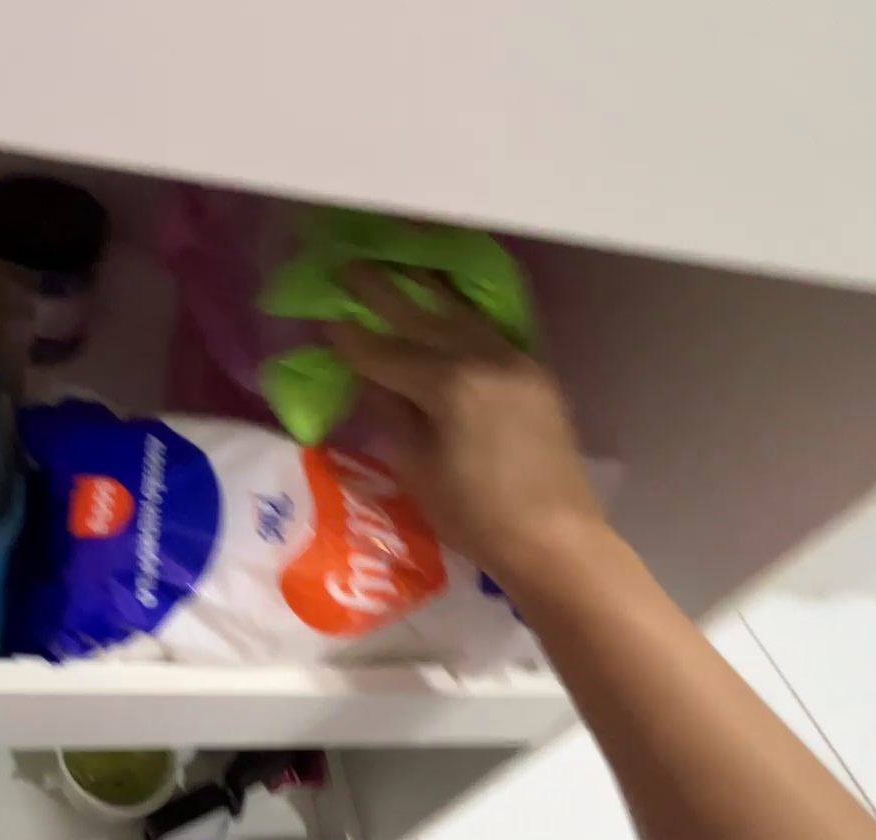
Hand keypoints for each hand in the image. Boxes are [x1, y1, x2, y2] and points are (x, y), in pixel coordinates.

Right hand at [328, 262, 606, 588]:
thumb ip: (392, 413)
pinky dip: (461, 314)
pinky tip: (449, 303)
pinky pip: (489, 331)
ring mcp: (515, 361)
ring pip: (461, 316)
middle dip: (382, 293)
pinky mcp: (534, 373)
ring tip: (400, 267)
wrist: (554, 537)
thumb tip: (372, 379)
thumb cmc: (472, 515)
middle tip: (349, 267)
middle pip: (422, 318)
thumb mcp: (415, 467)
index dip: (350, 337)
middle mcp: (484, 359)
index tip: (322, 315)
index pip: (385, 353)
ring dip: (426, 291)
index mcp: (448, 386)